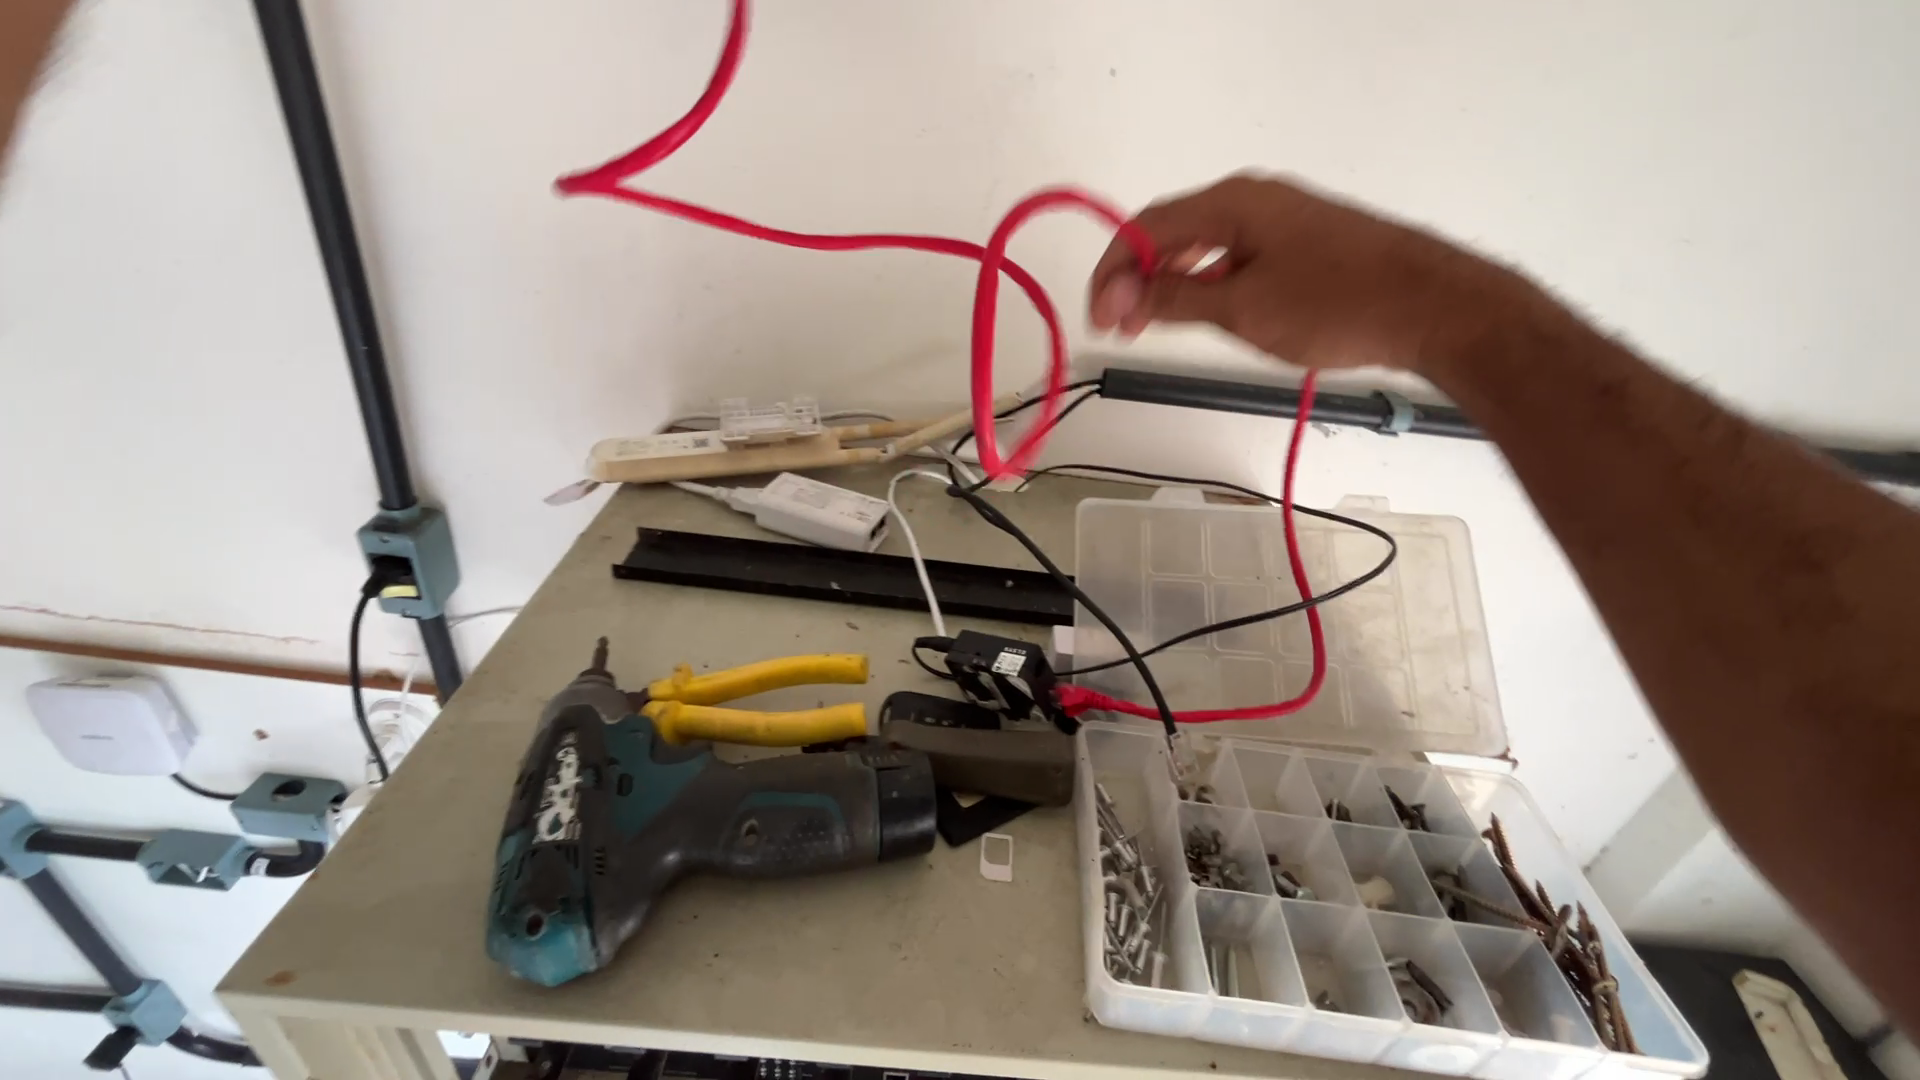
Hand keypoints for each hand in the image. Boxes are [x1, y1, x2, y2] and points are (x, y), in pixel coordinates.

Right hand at [1088, 173, 1525, 374]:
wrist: (1433, 308)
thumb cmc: (1334, 306)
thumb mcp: (1241, 307)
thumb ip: (1174, 296)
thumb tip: (1120, 292)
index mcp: (1230, 202)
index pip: (1144, 229)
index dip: (1111, 275)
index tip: (1100, 322)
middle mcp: (1250, 198)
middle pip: (1169, 232)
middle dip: (1135, 278)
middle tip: (1121, 328)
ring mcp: (1278, 218)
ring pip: (1199, 244)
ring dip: (1166, 282)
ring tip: (1151, 325)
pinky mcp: (1298, 240)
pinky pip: (1230, 255)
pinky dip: (1202, 282)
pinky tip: (1201, 312)